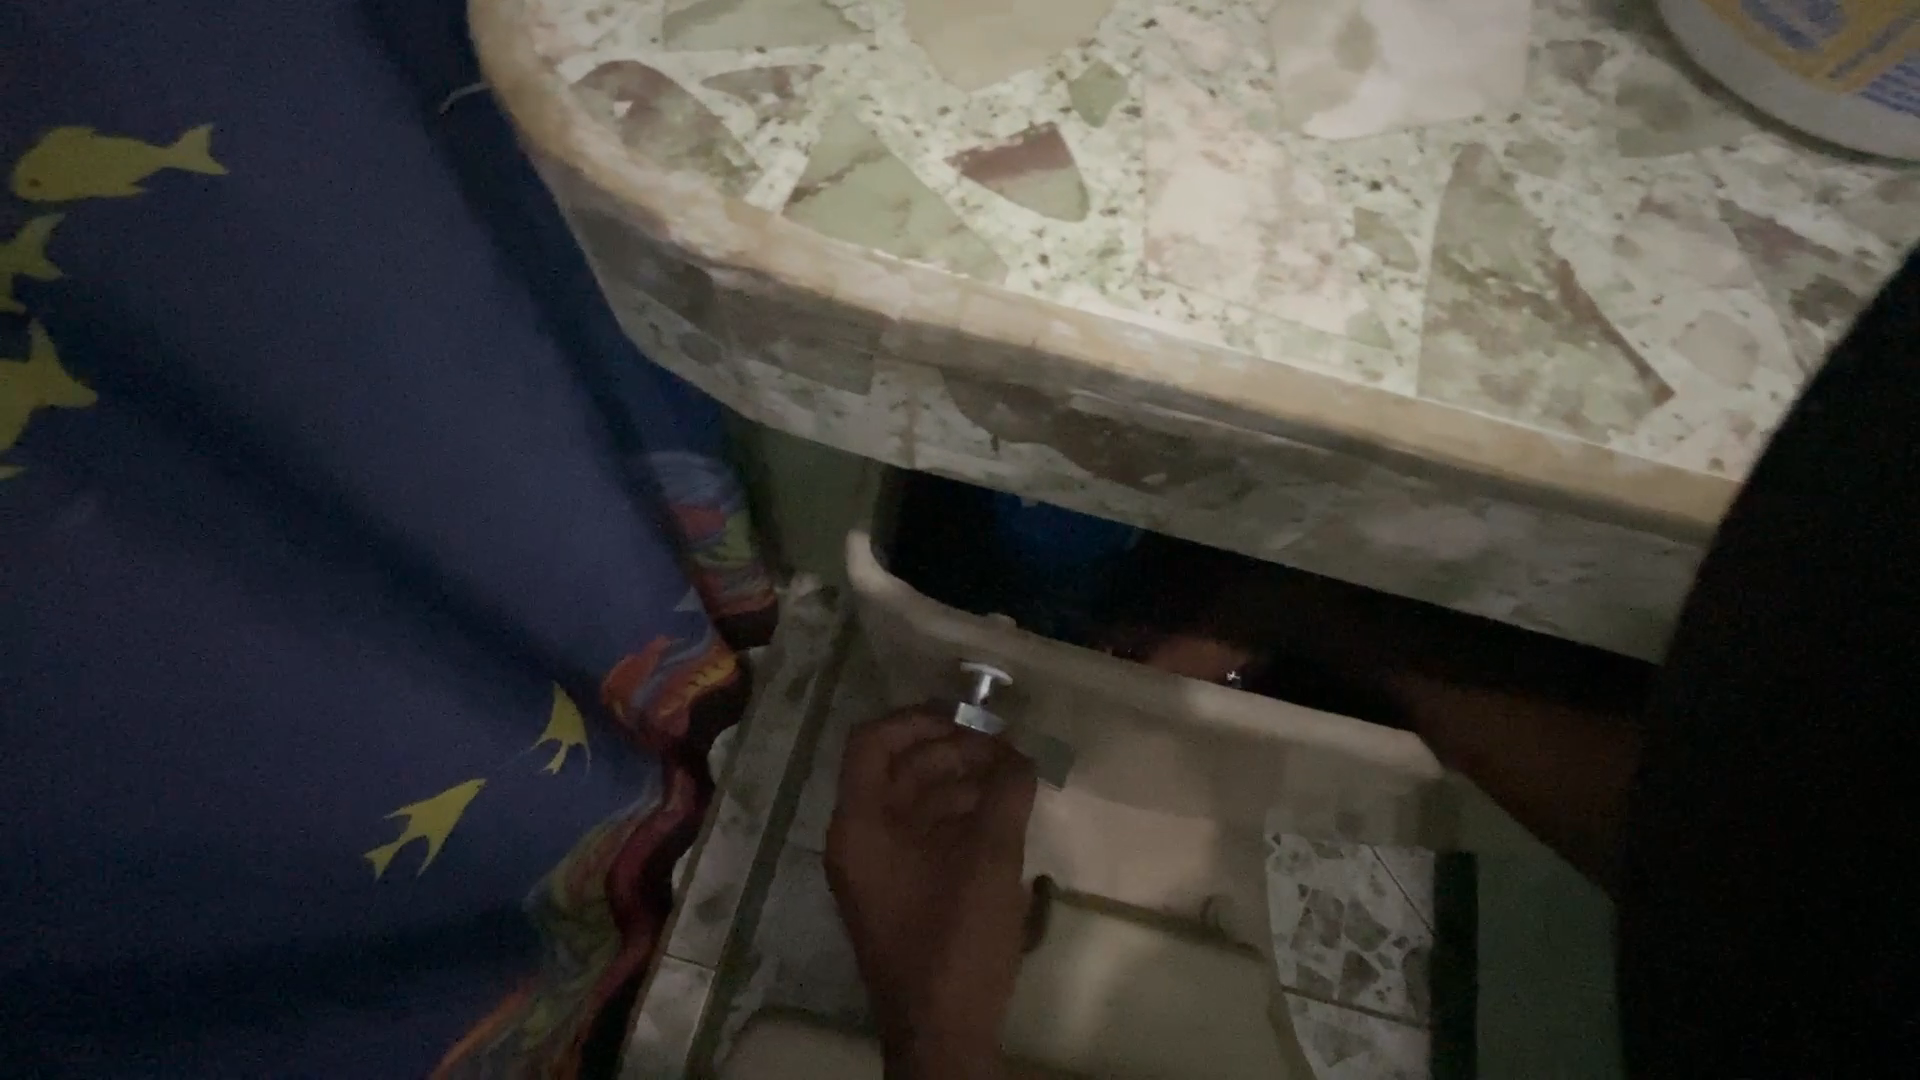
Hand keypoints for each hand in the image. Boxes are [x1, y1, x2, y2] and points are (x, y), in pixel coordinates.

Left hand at [825, 706, 1036, 1077]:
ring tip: (1013, 774)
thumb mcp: (989, 859)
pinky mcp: (903, 889)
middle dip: (953, 750)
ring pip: (917, 800)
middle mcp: (859, 838)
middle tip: (1005, 745)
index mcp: (860, 825)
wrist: (943, 1039)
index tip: (967, 715)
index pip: (873, 742)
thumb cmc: (955, 941)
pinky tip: (1002, 811)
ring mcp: (880, 866)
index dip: (918, 719)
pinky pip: (926, 833)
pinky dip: (960, 814)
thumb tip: (1022, 755)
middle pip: (900, 768)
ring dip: (962, 781)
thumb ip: (1006, 794)